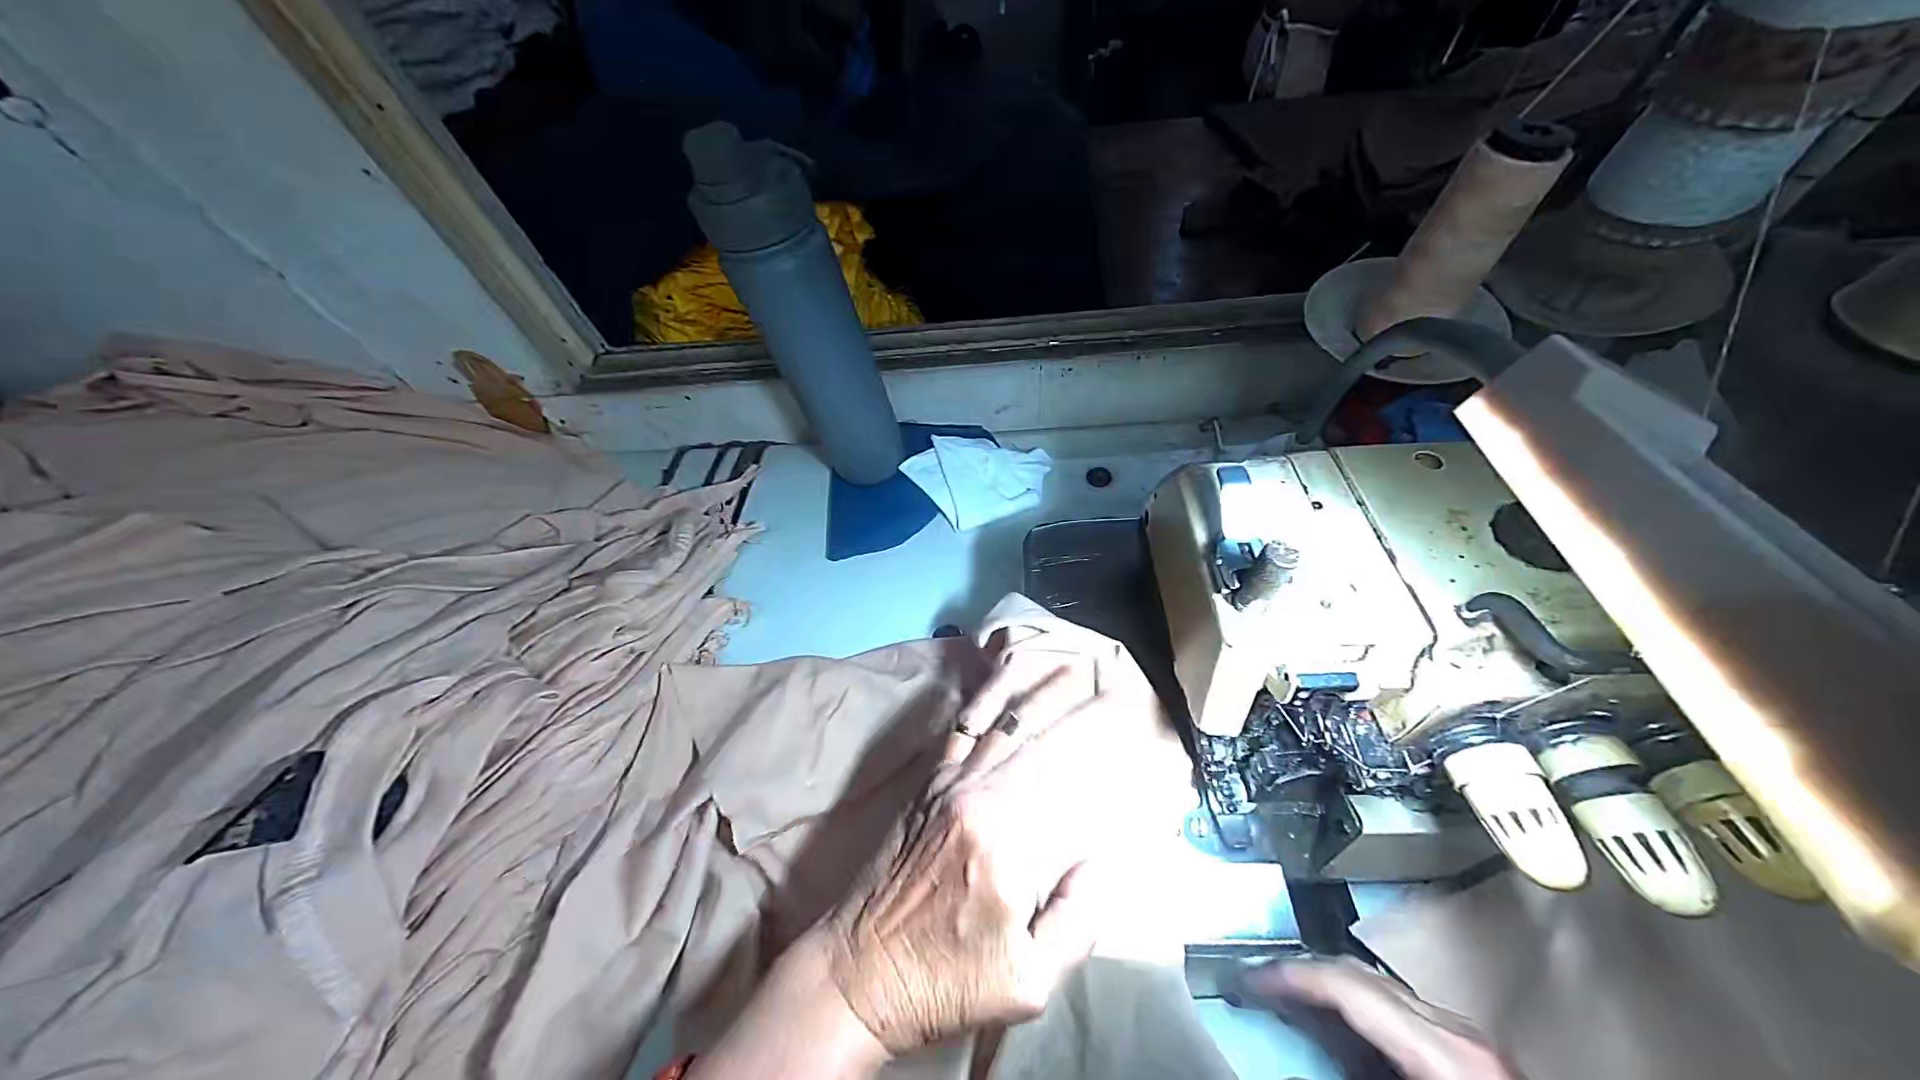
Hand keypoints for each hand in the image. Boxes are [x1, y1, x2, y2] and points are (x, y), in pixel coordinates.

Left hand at [690, 608, 1189, 1078]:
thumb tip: (1107, 860)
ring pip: (1001, 725)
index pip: (1071, 781)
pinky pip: (958, 731)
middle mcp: (977, 798)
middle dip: (1081, 707)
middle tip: (1117, 682)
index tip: (1140, 722)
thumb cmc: (946, 982)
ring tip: (1072, 666)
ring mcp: (946, 785)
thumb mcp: (1027, 982)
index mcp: (1007, 844)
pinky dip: (983, 701)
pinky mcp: (925, 785)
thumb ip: (1077, 920)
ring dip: (1040, 692)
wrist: (858, 972)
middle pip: (1041, 741)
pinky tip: (1001, 678)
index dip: (1106, 746)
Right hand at [1243, 958, 1522, 1079]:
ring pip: (1379, 987)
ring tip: (1292, 999)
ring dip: (1329, 988)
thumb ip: (1339, 1074)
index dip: (1288, 974)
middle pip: (1359, 975)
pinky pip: (1401, 1010)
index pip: (1345, 983)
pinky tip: (1341, 1025)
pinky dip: (1360, 1009)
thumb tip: (1288, 1063)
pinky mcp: (1474, 1053)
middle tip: (1260, 982)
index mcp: (1441, 1048)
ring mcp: (1469, 1038)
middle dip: (1303, 974)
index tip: (1249, 975)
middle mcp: (1457, 1030)